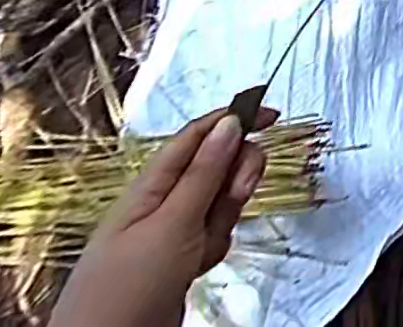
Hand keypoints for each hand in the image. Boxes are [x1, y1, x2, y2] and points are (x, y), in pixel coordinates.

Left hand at [50, 106, 277, 326]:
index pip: (196, 136)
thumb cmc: (129, 287)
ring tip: (202, 248)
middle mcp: (162, 202)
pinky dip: (217, 242)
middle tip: (238, 196)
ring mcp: (173, 229)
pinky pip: (218, 229)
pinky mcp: (184, 252)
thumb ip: (204, 173)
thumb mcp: (172, 225)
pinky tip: (197, 265)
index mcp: (150, 188)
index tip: (272, 115)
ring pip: (222, 198)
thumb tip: (230, 122)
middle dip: (236, 176)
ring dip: (225, 217)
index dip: (233, 118)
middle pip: (218, 164)